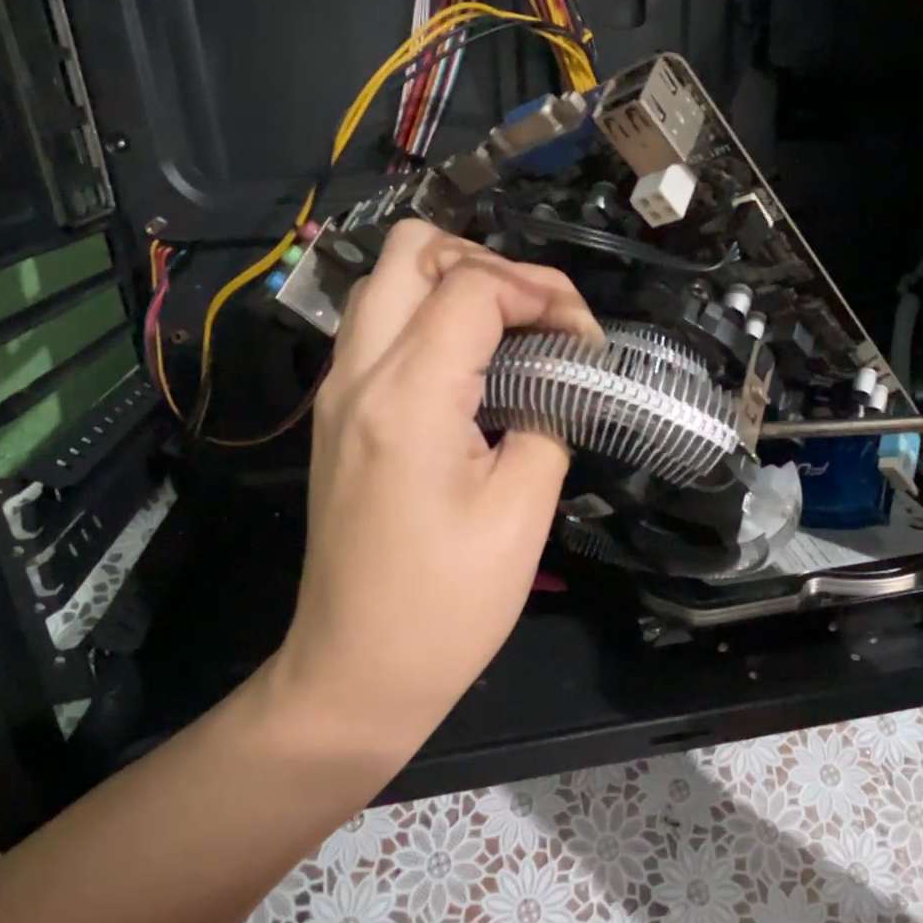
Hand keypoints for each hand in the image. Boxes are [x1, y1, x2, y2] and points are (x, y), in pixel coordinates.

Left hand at [273, 221, 600, 752]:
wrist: (356, 671)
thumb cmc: (447, 604)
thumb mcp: (523, 511)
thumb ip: (545, 420)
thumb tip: (555, 381)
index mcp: (407, 394)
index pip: (473, 286)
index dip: (542, 293)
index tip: (585, 338)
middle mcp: (358, 374)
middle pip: (411, 251)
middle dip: (488, 262)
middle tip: (540, 316)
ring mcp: (338, 393)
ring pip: (387, 282)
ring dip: (455, 284)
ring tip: (515, 332)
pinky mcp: (337, 417)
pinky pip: (379, 329)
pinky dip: (430, 320)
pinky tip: (477, 367)